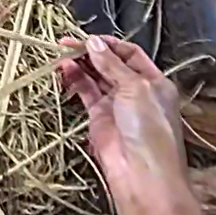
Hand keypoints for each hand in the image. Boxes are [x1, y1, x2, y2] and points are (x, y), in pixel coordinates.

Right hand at [59, 36, 187, 213]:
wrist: (142, 177)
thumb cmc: (149, 128)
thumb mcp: (136, 88)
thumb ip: (112, 64)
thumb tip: (93, 43)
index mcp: (154, 81)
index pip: (130, 54)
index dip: (110, 45)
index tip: (89, 37)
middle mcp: (136, 91)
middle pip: (111, 65)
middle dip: (92, 52)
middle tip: (68, 42)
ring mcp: (117, 106)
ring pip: (97, 78)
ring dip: (81, 64)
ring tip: (62, 52)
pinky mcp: (99, 119)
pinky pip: (87, 94)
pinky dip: (76, 81)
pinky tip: (65, 69)